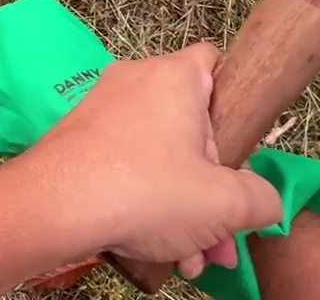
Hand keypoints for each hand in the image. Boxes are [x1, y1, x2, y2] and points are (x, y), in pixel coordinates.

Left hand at [20, 43, 282, 279]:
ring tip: (197, 256)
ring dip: (190, 207)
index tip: (244, 142)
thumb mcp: (227, 203)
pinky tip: (166, 250)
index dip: (237, 97)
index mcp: (171, 77)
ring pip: (167, 154)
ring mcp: (106, 106)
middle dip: (217, 186)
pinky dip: (154, 200)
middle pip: (195, 125)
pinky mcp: (86, 133)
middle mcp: (135, 81)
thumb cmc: (147, 189)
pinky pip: (134, 162)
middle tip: (227, 231)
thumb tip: (260, 196)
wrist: (57, 202)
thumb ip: (262, 196)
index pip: (213, 61)